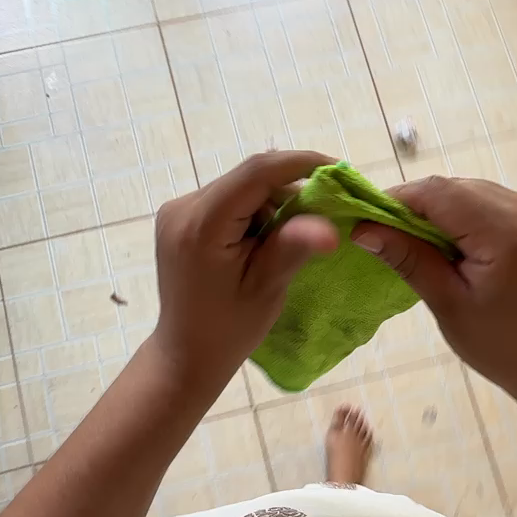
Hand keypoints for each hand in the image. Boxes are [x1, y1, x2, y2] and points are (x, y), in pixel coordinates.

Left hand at [148, 151, 339, 386]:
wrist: (186, 352)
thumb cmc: (228, 328)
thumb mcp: (266, 288)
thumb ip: (293, 248)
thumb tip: (331, 227)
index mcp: (200, 226)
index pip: (255, 173)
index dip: (299, 163)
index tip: (338, 170)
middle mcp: (182, 208)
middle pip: (248, 178)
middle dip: (288, 190)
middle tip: (321, 217)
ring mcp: (178, 210)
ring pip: (241, 187)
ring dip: (271, 204)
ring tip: (284, 242)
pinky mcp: (181, 217)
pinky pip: (228, 199)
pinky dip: (253, 212)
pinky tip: (262, 242)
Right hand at [352, 177, 516, 408]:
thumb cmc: (501, 346)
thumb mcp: (447, 303)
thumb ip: (408, 258)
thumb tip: (362, 230)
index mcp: (507, 232)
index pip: (438, 192)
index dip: (396, 199)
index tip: (365, 221)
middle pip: (454, 187)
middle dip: (414, 205)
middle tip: (384, 236)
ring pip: (468, 190)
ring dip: (436, 209)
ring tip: (412, 243)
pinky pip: (486, 202)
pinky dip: (459, 215)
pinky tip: (446, 244)